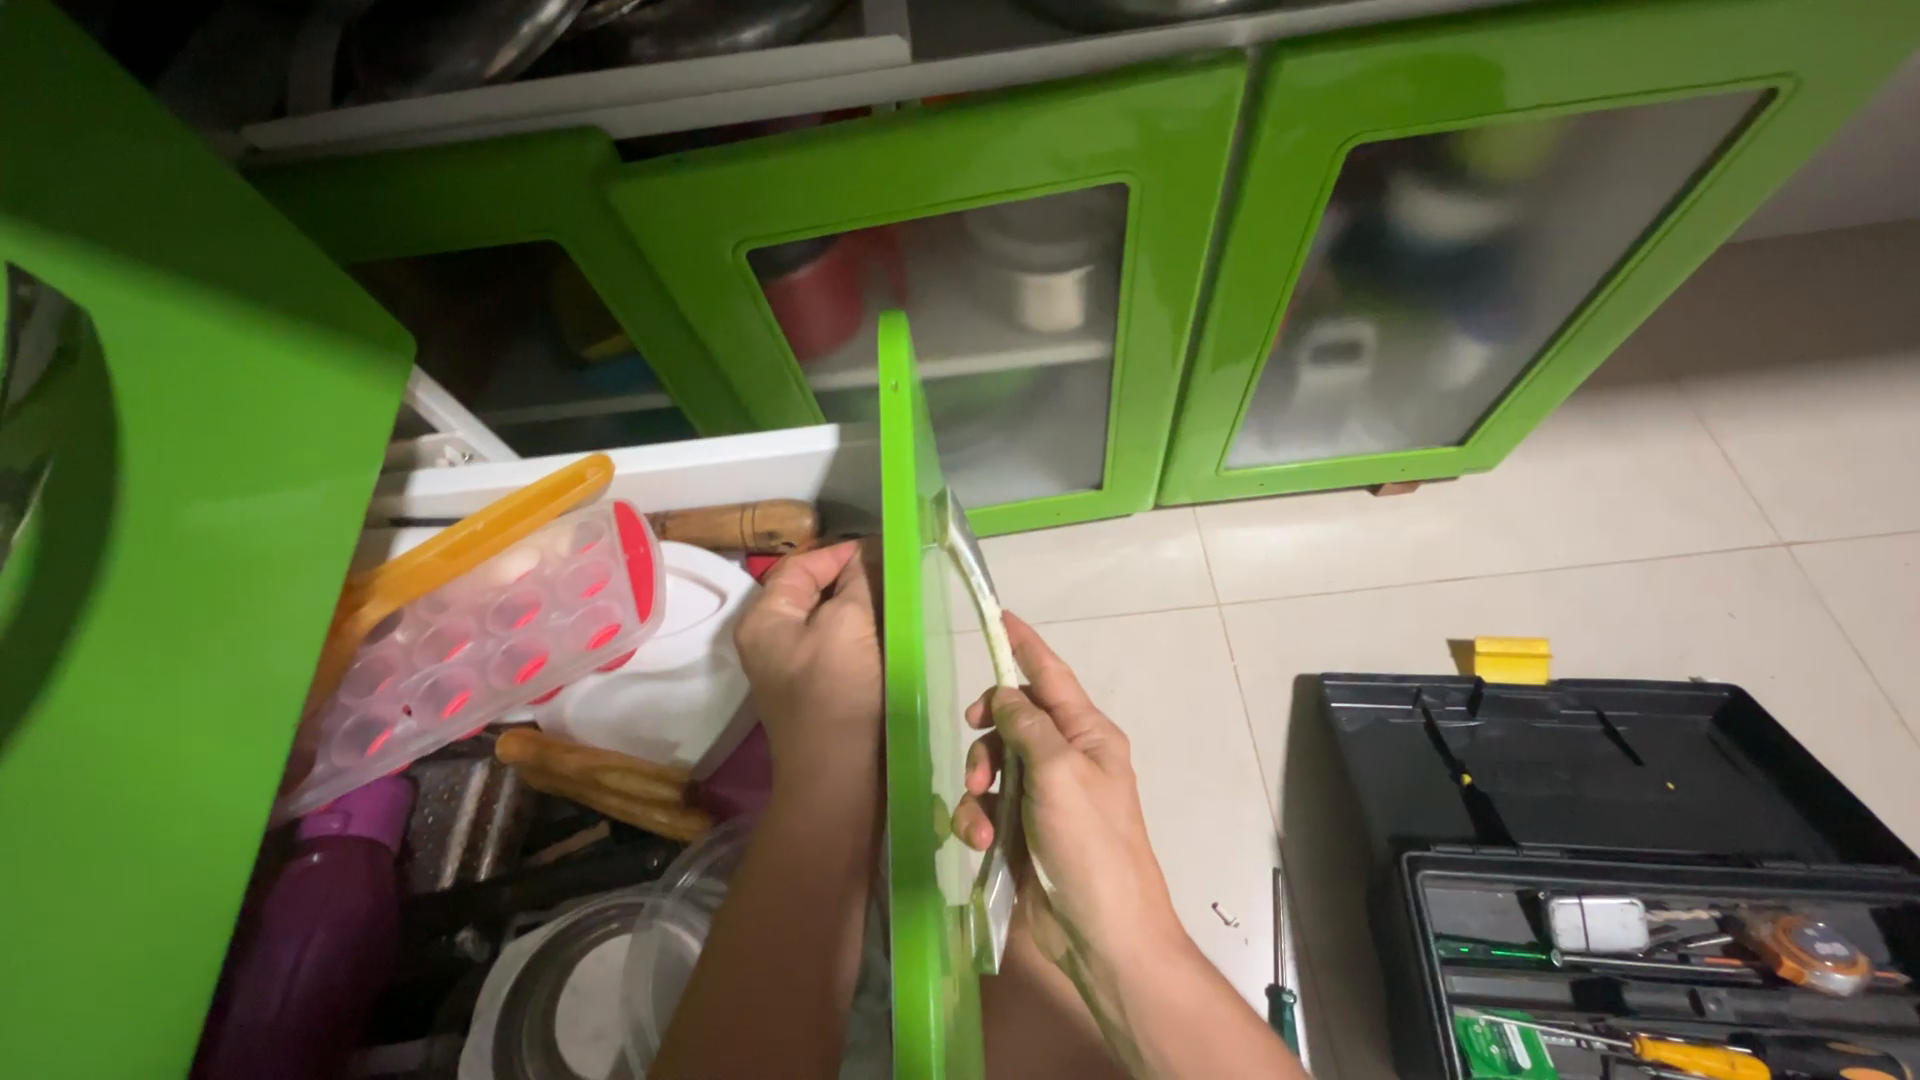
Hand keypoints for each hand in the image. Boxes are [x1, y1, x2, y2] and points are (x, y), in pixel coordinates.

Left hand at [733, 541, 882, 789]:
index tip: (883, 549)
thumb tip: (868, 555)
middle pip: (814, 591)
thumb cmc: (838, 693)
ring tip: (901, 597)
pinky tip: (895, 632)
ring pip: (832, 619)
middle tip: (897, 571)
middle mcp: (772, 639)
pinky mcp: (821, 689)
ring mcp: (795, 667)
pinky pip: (843, 646)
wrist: (840, 777)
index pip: (800, 565)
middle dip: (855, 579)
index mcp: (765, 619)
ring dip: (865, 607)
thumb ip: (858, 582)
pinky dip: (867, 634)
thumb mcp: (848, 624)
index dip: (840, 552)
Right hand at [952, 614, 1186, 977]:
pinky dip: (976, 820)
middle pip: (1012, 718)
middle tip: (979, 756)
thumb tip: (1004, 695)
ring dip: (978, 786)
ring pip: (993, 763)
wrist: (1103, 933)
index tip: (1000, 617)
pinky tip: (978, 843)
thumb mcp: (1060, 774)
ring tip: (980, 821)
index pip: (1051, 676)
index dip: (1025, 646)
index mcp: (1087, 735)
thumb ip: (1028, 726)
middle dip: (987, 735)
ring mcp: (1043, 795)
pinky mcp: (1021, 831)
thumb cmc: (1092, 844)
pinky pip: (987, 806)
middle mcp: (1065, 757)